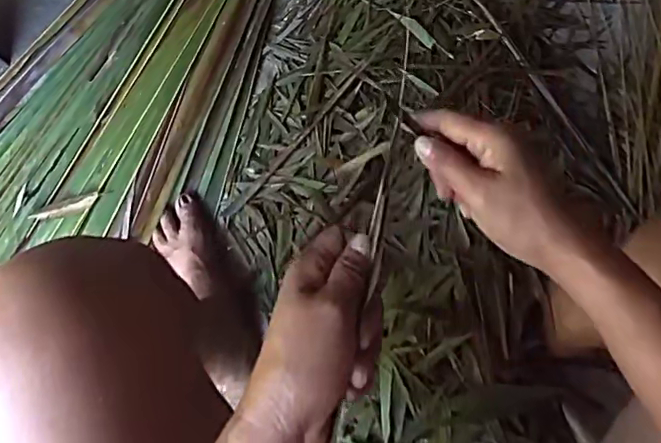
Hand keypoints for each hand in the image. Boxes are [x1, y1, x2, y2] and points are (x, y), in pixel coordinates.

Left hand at [233, 226, 382, 442]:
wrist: (288, 425)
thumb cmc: (306, 360)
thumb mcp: (333, 308)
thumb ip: (351, 272)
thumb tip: (363, 237)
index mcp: (309, 271)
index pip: (341, 238)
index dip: (362, 251)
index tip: (373, 274)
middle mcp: (316, 293)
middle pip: (360, 282)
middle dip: (368, 312)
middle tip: (357, 333)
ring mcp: (325, 325)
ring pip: (364, 319)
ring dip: (366, 346)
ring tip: (351, 366)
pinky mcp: (333, 355)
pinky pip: (360, 349)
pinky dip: (360, 367)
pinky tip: (349, 383)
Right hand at [412, 109, 597, 274]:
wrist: (568, 248)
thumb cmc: (521, 220)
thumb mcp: (476, 193)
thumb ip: (446, 164)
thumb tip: (420, 141)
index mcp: (494, 135)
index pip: (449, 119)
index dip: (425, 123)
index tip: (402, 129)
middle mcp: (505, 136)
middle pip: (459, 136)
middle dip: (444, 161)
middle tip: (443, 194)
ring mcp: (514, 152)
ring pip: (470, 154)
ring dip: (458, 175)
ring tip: (462, 205)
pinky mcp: (520, 170)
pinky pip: (485, 166)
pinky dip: (474, 182)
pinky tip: (476, 206)